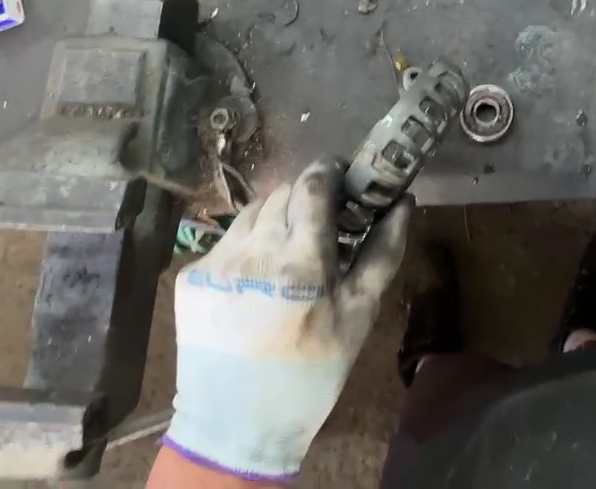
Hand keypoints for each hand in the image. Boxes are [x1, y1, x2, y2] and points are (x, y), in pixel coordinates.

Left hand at [163, 159, 410, 481]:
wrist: (236, 425)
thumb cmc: (312, 369)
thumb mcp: (360, 313)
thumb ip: (383, 251)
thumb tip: (404, 201)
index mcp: (302, 261)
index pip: (313, 184)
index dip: (329, 170)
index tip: (342, 174)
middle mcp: (255, 251)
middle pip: (284, 191)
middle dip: (306, 196)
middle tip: (321, 220)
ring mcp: (217, 263)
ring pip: (253, 210)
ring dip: (275, 215)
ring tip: (288, 246)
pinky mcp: (191, 278)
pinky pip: (227, 238)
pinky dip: (248, 243)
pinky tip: (257, 274)